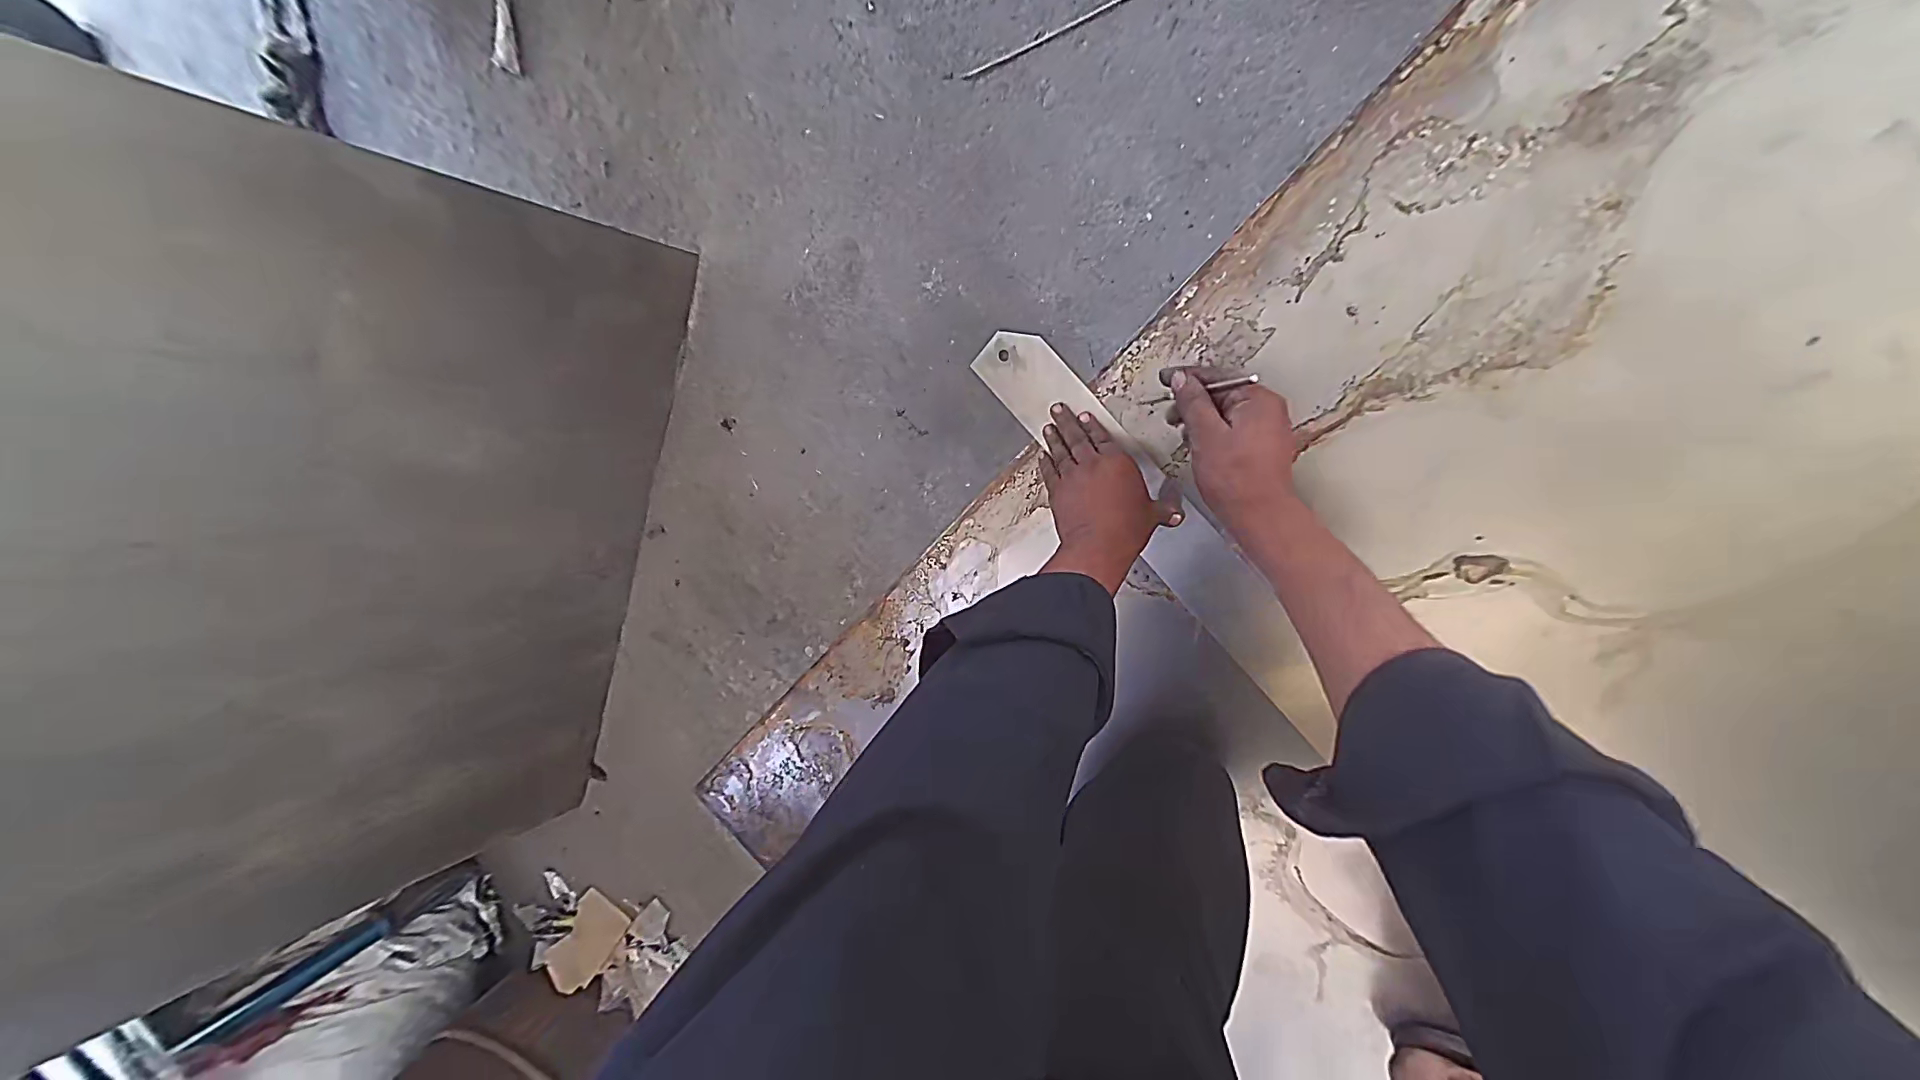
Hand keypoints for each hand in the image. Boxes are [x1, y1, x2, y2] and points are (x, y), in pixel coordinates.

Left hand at [1037, 404, 1180, 594]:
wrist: (1096, 546)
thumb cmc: (1123, 531)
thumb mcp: (1151, 516)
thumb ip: (1163, 509)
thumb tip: (1173, 512)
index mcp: (1117, 463)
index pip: (1103, 437)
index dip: (1093, 425)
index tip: (1086, 416)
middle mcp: (1092, 464)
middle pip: (1077, 436)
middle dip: (1067, 421)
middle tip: (1059, 409)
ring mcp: (1071, 476)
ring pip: (1060, 450)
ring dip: (1053, 437)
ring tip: (1049, 427)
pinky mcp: (1057, 491)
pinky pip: (1049, 471)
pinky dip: (1045, 462)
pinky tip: (1042, 456)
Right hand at [1164, 366, 1300, 537]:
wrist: (1258, 515)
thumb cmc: (1238, 481)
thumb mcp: (1205, 434)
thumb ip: (1192, 402)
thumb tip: (1183, 380)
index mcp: (1259, 400)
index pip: (1218, 377)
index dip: (1188, 379)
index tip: (1169, 379)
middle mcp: (1268, 411)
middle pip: (1223, 395)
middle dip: (1195, 404)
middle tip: (1174, 415)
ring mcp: (1267, 430)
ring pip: (1227, 414)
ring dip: (1203, 421)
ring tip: (1187, 436)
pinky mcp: (1262, 448)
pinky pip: (1234, 430)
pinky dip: (1214, 434)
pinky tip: (1202, 448)